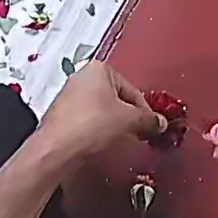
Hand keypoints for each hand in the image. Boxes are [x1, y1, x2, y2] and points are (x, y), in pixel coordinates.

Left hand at [36, 61, 164, 163]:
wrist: (56, 149)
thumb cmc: (93, 125)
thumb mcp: (128, 120)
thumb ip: (148, 119)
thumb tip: (161, 123)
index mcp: (99, 69)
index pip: (132, 90)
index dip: (144, 111)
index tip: (151, 126)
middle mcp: (82, 76)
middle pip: (116, 98)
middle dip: (128, 116)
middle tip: (138, 133)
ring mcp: (69, 94)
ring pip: (102, 109)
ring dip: (114, 123)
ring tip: (120, 139)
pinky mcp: (61, 113)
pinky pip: (87, 118)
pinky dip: (97, 129)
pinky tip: (100, 142)